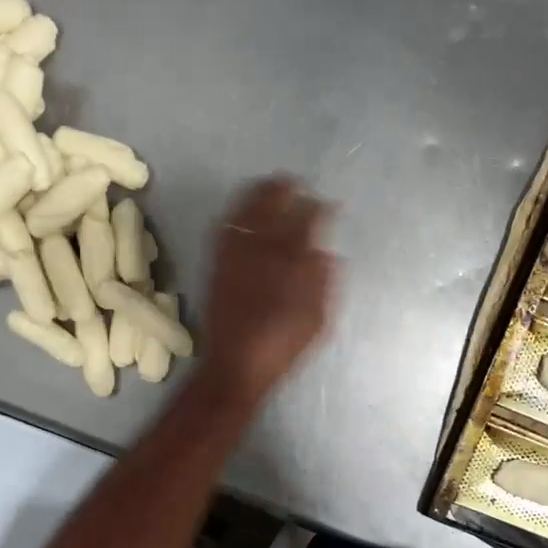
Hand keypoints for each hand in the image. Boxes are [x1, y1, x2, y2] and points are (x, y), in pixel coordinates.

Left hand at [202, 175, 337, 402]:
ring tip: (270, 186)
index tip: (330, 203)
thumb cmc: (282, 347)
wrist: (235, 365)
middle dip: (285, 189)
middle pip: (273, 205)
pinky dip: (237, 214)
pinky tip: (242, 214)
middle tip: (297, 182)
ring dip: (259, 194)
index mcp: (291, 261)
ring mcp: (235, 254)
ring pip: (246, 211)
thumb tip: (326, 254)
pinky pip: (226, 228)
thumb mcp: (316, 320)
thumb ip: (322, 282)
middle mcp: (261, 249)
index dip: (320, 208)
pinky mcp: (217, 264)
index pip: (308, 220)